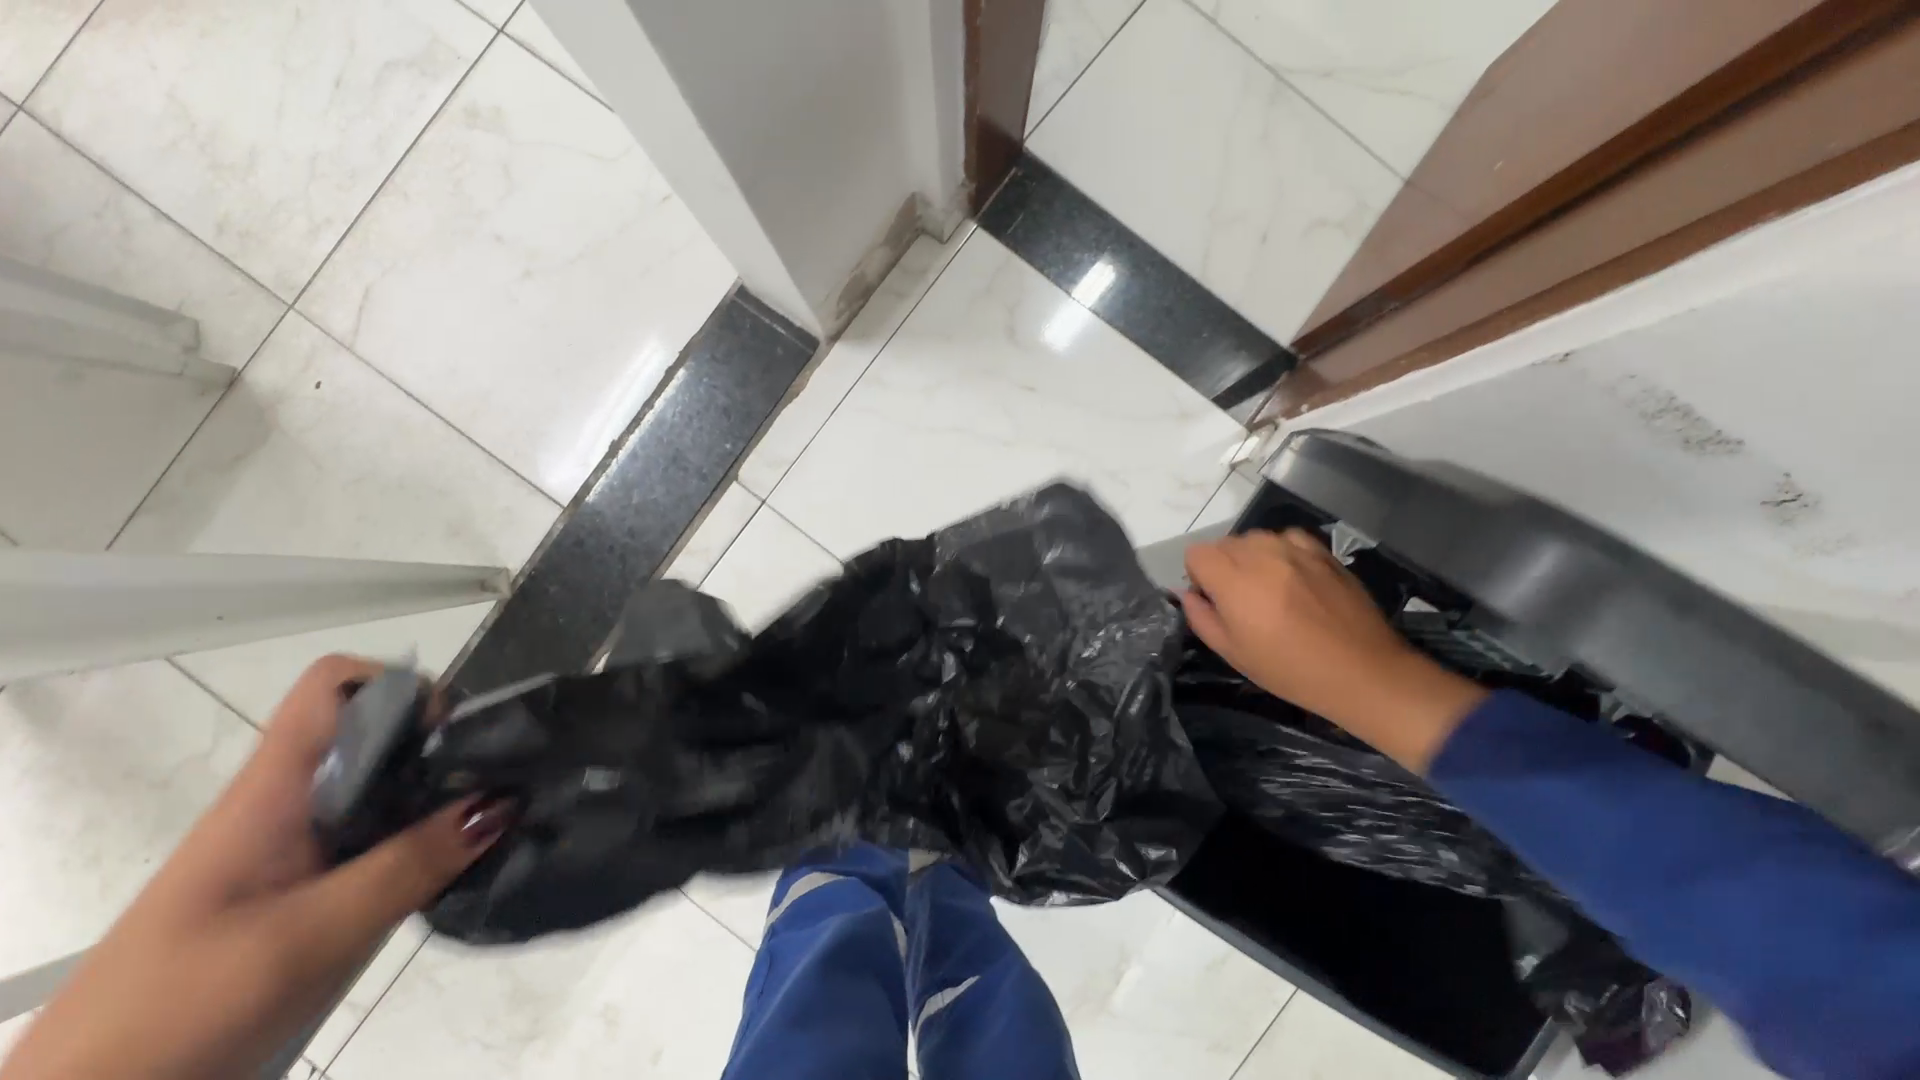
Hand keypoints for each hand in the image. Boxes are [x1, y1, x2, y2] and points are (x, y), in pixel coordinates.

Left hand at [2, 656, 509, 1079]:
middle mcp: (288, 805)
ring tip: (495, 834)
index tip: (461, 737)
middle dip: (443, 751)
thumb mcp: (307, 937)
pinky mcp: (302, 895)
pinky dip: (422, 849)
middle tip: (502, 791)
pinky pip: (376, 846)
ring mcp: (295, 852)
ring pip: (382, 795)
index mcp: (274, 790)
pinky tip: (453, 877)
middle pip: (376, 739)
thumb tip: (503, 799)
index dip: (404, 690)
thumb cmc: (182, 1006)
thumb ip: (408, 866)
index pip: (337, 687)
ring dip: (439, 804)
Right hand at [1181, 529, 1486, 771]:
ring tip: (1267, 588)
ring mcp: (1296, 550)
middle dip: (1222, 565)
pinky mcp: (1323, 553)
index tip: (1212, 599)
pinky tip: (1292, 576)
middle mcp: (1263, 556)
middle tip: (1239, 600)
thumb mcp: (1234, 654)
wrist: (1362, 671)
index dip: (1197, 575)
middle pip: (1224, 543)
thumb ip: (1202, 618)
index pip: (1197, 553)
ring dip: (1251, 557)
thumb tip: (1190, 595)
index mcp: (1235, 582)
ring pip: (1256, 538)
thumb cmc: (1290, 670)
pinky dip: (1281, 551)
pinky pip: (1288, 538)